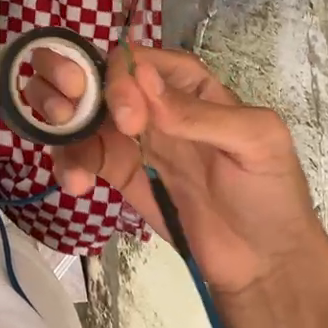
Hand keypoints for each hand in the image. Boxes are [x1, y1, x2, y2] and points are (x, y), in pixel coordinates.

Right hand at [26, 44, 327, 294]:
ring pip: (76, 110)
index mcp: (185, 84)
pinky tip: (77, 185)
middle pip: (93, 74)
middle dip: (67, 83)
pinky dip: (68, 163)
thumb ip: (199, 113)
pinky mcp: (118, 172)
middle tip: (64, 115)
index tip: (125, 119)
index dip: (119, 80)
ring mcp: (130, 137)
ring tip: (70, 159)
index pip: (134, 61)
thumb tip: (141, 76)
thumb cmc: (271, 193)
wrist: (266, 265)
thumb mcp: (256, 142)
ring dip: (56, 121)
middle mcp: (150, 102)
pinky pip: (80, 155)